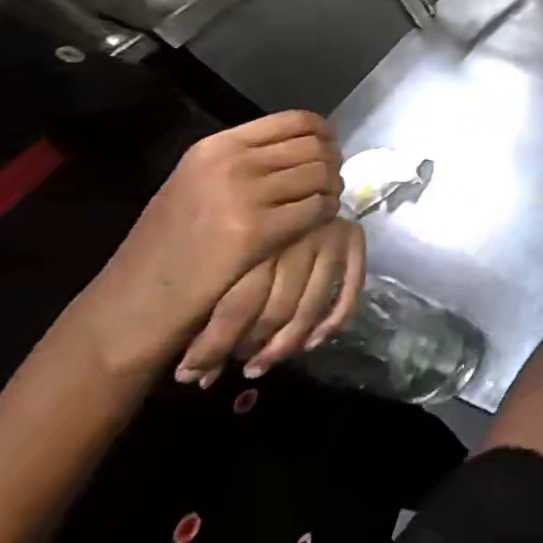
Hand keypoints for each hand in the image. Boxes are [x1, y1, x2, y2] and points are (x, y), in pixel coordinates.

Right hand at [82, 111, 342, 372]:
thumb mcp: (198, 184)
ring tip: (323, 205)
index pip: (297, 120)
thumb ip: (244, 162)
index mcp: (217, 145)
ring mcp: (243, 194)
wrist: (132, 303)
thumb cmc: (167, 247)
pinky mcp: (256, 231)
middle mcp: (231, 161)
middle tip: (329, 184)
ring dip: (330, 190)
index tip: (328, 151)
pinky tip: (317, 225)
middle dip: (331, 164)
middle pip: (315, 146)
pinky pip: (316, 210)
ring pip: (321, 175)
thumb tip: (304, 150)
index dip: (324, 135)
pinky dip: (326, 215)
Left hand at [172, 217, 365, 386]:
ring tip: (263, 365)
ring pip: (312, 304)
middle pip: (277, 308)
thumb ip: (206, 299)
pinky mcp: (352, 235)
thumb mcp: (208, 250)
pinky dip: (334, 321)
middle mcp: (293, 232)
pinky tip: (314, 341)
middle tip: (233, 370)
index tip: (190, 373)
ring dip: (290, 344)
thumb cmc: (224, 220)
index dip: (214, 347)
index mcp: (252, 231)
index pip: (239, 304)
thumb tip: (192, 376)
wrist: (277, 167)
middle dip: (251, 348)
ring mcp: (327, 233)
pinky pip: (350, 288)